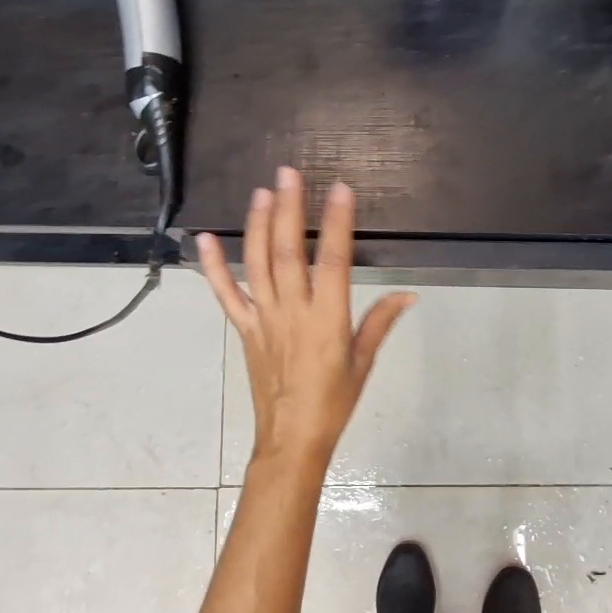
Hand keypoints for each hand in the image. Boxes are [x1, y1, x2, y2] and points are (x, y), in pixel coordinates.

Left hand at [195, 167, 414, 468]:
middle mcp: (293, 312)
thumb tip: (408, 294)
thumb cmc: (334, 403)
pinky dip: (212, 267)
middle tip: (288, 173)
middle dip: (290, 209)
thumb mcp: (363, 363)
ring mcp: (264, 318)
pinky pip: (226, 294)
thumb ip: (380, 323)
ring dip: (258, 226)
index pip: (335, 261)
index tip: (340, 189)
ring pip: (258, 264)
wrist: (291, 439)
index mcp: (327, 320)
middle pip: (289, 252)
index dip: (338, 223)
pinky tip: (204, 239)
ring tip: (260, 191)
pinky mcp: (244, 329)